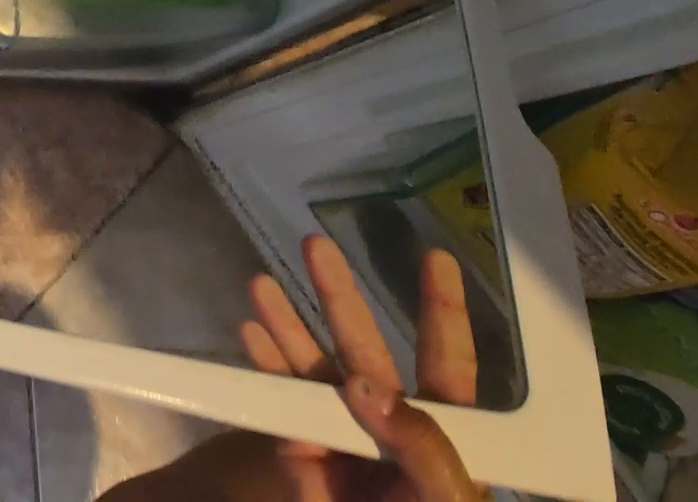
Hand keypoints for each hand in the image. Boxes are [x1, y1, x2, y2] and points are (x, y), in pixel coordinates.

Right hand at [239, 236, 482, 501]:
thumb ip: (426, 451)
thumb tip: (364, 387)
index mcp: (440, 432)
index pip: (447, 364)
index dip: (441, 312)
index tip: (435, 260)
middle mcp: (385, 417)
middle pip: (363, 345)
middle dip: (339, 293)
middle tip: (316, 245)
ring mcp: (335, 424)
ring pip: (309, 361)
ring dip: (285, 320)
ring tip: (259, 285)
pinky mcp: (293, 441)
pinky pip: (275, 394)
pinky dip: (262, 362)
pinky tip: (250, 333)